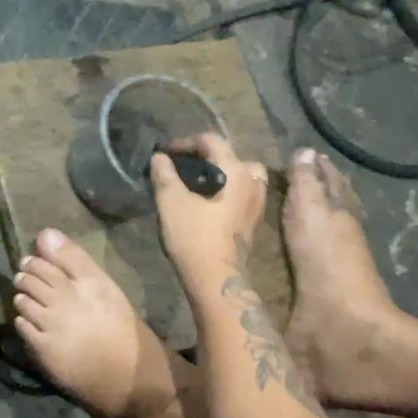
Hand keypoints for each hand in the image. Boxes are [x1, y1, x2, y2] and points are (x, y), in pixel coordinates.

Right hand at [151, 133, 267, 289]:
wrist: (215, 275)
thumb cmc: (193, 235)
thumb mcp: (171, 201)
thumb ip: (164, 174)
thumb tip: (160, 157)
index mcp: (235, 170)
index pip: (211, 141)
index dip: (185, 142)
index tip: (164, 152)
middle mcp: (252, 180)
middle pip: (231, 155)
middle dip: (206, 156)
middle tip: (183, 166)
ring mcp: (258, 200)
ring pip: (241, 173)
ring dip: (220, 171)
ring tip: (197, 182)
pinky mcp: (254, 217)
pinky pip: (243, 190)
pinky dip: (228, 187)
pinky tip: (210, 200)